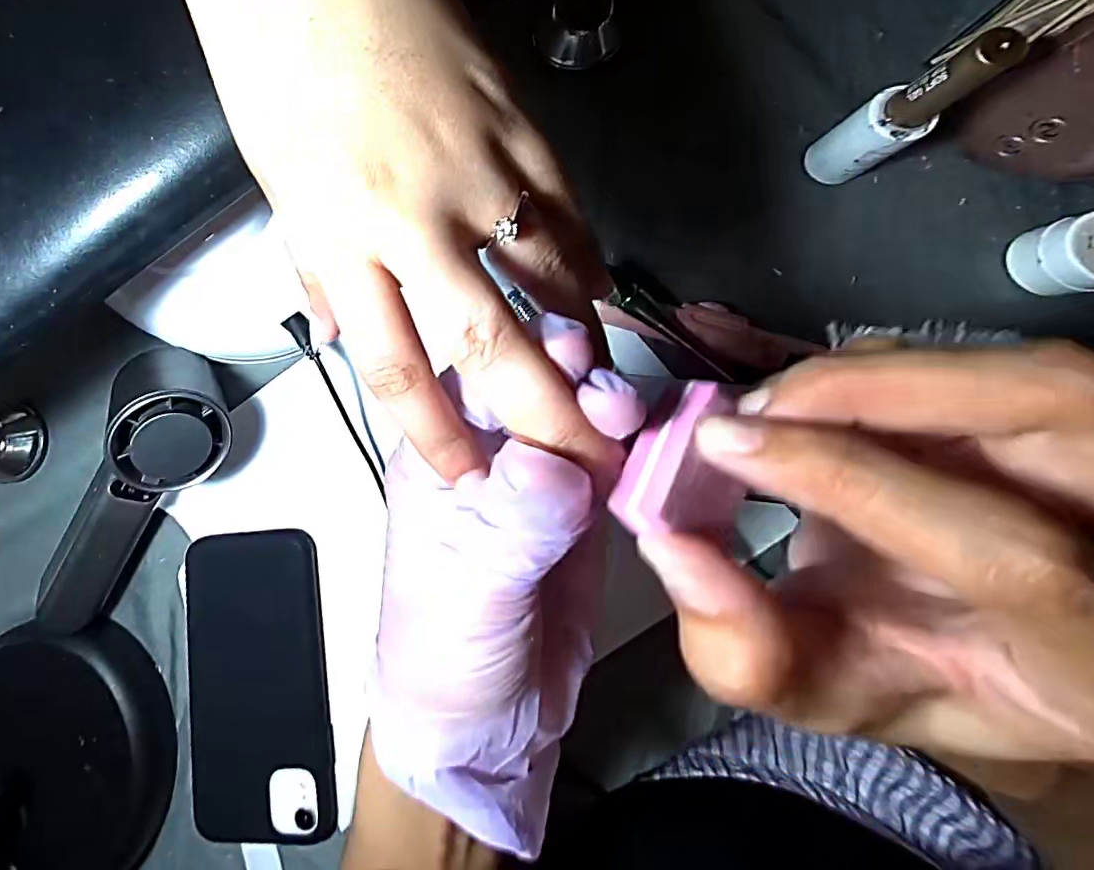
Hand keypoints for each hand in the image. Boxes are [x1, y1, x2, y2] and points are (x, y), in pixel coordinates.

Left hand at [158, 0, 616, 483]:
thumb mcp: (275, 180)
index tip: (471, 476)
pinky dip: (585, 262)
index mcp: (337, 236)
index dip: (439, 437)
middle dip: (546, 417)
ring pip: (550, 280)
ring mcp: (478, 167)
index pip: (397, 369)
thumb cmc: (267, 56)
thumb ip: (325, 265)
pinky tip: (594, 292)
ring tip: (599, 385)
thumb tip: (353, 330)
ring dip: (580, 342)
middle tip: (585, 464)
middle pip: (493, 344)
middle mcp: (413, 218)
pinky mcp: (519, 121)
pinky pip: (567, 211)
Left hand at [367, 314, 645, 858]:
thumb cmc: (441, 662)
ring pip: (579, 421)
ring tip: (630, 415)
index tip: (562, 362)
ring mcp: (539, 482)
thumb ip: (510, 530)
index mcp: (438, 460)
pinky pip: (615, 466)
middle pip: (531, 391)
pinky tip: (655, 447)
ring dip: (609, 412)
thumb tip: (549, 467)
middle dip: (571, 380)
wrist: (485, 730)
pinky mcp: (583, 511)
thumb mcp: (469, 596)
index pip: (473, 386)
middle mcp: (489, 458)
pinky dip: (638, 454)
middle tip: (607, 393)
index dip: (516, 365)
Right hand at [635, 343, 1093, 797]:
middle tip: (756, 404)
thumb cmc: (926, 695)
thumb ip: (743, 647)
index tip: (723, 442)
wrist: (1013, 671)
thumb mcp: (823, 695)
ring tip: (782, 402)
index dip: (853, 482)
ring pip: (1039, 374)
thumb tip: (668, 542)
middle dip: (877, 390)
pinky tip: (829, 401)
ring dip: (881, 372)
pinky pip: (1004, 363)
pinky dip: (893, 369)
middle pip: (1065, 417)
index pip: (1023, 563)